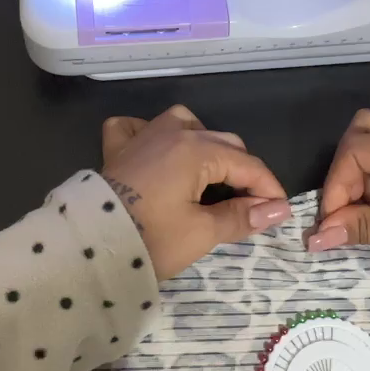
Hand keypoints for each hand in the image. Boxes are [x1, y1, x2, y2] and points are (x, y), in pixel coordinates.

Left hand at [99, 105, 291, 280]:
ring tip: (208, 175)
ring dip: (203, 143)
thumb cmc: (151, 239)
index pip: (248, 164)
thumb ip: (242, 216)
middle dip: (242, 171)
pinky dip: (150, 133)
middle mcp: (174, 132)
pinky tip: (155, 151)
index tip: (279, 212)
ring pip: (185, 123)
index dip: (268, 188)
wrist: (90, 247)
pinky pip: (138, 126)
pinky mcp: (118, 147)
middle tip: (247, 206)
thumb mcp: (202, 232)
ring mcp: (143, 135)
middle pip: (222, 142)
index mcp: (198, 150)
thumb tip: (278, 209)